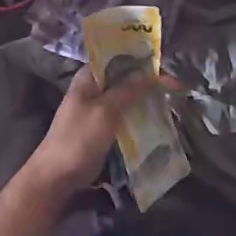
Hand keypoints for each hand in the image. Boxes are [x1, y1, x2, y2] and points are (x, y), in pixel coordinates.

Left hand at [21, 65, 179, 199]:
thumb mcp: (105, 112)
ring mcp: (97, 109)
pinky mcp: (102, 127)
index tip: (167, 70)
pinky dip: (139, 115)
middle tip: (177, 87)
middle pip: (123, 78)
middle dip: (148, 81)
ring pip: (126, 97)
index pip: (117, 60)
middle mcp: (92, 88)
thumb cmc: (79, 139)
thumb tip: (147, 73)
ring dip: (145, 98)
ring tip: (173, 100)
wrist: (58, 175)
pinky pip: (124, 115)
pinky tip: (158, 119)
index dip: (141, 61)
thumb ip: (125, 91)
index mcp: (88, 78)